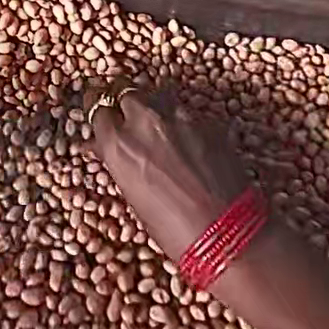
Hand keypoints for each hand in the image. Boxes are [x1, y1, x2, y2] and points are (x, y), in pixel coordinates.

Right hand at [90, 90, 249, 260]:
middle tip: (130, 119)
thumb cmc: (174, 229)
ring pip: (159, 96)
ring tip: (161, 130)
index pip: (99, 109)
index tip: (104, 115)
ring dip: (156, 109)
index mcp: (118, 143)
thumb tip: (104, 149)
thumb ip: (118, 162)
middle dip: (127, 103)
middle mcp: (145, 122)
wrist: (230, 236)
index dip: (102, 113)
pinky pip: (189, 113)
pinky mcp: (209, 122)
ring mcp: (179, 118)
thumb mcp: (133, 196)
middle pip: (127, 92)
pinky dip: (185, 124)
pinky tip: (190, 145)